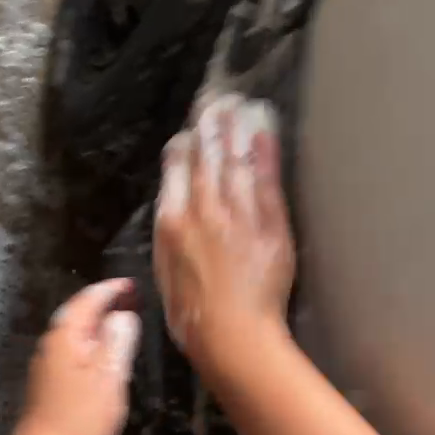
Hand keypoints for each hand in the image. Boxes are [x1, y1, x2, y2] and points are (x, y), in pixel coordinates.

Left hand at [12, 279, 141, 434]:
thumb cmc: (81, 419)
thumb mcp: (109, 377)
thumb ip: (118, 341)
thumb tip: (123, 314)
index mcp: (65, 336)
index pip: (87, 299)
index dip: (111, 290)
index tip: (132, 284)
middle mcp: (51, 344)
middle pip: (78, 314)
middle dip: (105, 304)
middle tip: (133, 299)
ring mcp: (48, 365)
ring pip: (76, 334)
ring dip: (99, 325)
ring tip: (125, 323)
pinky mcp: (50, 385)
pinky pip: (74, 352)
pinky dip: (92, 346)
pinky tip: (106, 357)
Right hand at [153, 93, 295, 369]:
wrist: (231, 335)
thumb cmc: (193, 316)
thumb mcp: (165, 272)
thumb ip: (171, 235)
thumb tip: (174, 209)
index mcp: (171, 222)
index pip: (175, 169)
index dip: (183, 146)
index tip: (190, 132)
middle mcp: (201, 210)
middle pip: (205, 156)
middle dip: (210, 124)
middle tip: (217, 98)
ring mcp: (237, 214)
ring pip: (235, 160)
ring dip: (236, 127)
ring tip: (239, 102)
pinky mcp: (268, 224)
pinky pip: (266, 179)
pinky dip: (264, 150)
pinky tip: (264, 127)